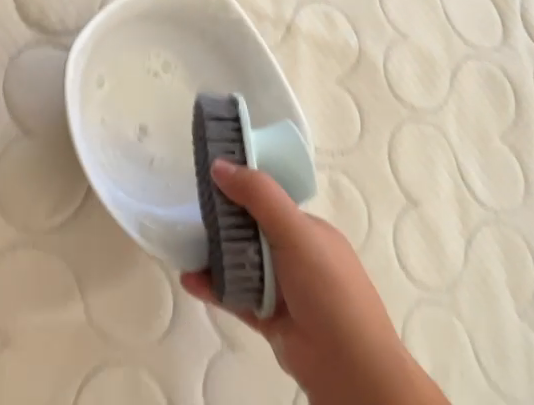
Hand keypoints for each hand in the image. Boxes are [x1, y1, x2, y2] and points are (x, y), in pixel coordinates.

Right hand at [181, 162, 445, 404]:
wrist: (349, 368)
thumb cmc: (328, 292)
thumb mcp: (296, 233)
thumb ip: (259, 196)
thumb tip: (219, 164)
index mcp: (309, 232)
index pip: (269, 202)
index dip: (239, 190)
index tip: (205, 183)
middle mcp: (297, 257)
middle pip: (250, 232)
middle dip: (220, 225)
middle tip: (188, 218)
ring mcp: (283, 290)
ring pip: (240, 265)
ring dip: (212, 258)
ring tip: (184, 252)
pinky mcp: (269, 317)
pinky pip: (234, 295)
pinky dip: (212, 286)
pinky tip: (190, 280)